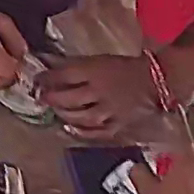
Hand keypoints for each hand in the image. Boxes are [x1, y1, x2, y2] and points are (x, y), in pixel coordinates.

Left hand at [37, 54, 161, 140]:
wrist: (156, 81)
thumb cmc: (124, 68)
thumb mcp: (98, 60)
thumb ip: (76, 66)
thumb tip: (50, 67)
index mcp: (95, 71)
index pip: (64, 75)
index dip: (47, 78)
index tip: (37, 80)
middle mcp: (100, 92)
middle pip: (68, 98)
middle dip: (51, 98)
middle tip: (42, 98)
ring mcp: (109, 111)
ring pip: (79, 117)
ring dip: (63, 115)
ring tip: (56, 111)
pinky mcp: (118, 126)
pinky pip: (96, 133)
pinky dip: (80, 132)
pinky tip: (70, 128)